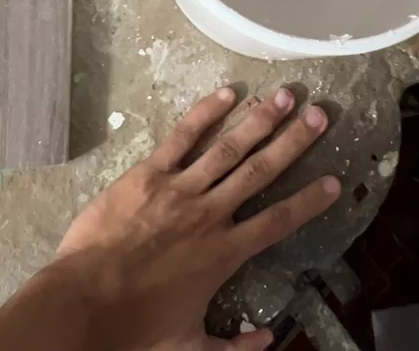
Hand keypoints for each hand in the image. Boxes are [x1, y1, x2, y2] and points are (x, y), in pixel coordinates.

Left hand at [47, 87, 340, 350]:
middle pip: (260, 171)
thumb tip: (269, 341)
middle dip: (293, 142)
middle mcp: (210, 214)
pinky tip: (227, 93)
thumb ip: (233, 347)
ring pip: (228, 148)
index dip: (308, 201)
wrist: (83, 305)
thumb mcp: (189, 347)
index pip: (277, 221)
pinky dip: (205, 113)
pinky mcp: (149, 173)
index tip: (334, 181)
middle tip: (320, 115)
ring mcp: (180, 189)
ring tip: (286, 96)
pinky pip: (182, 137)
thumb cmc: (135, 327)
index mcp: (223, 253)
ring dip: (259, 120)